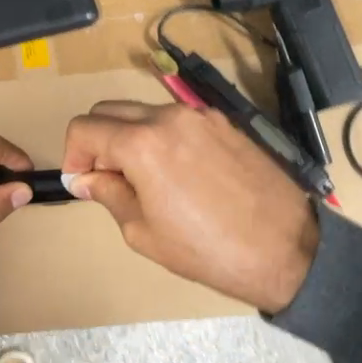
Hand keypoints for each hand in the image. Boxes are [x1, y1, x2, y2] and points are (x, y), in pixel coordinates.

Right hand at [61, 101, 319, 312]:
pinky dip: (160, 137)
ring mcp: (200, 117)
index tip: (82, 181)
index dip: (73, 155)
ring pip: (142, 111)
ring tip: (143, 178)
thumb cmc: (208, 251)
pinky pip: (176, 120)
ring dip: (128, 136)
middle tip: (107, 178)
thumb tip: (87, 179)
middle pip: (108, 110)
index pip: (84, 128)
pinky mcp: (224, 124)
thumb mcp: (142, 232)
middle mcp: (168, 118)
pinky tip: (176, 173)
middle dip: (96, 141)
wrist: (288, 252)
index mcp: (142, 144)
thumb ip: (109, 194)